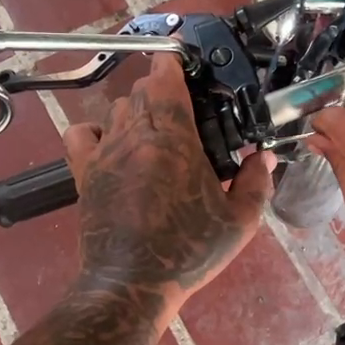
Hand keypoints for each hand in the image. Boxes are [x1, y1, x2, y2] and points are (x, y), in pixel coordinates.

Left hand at [62, 55, 273, 313]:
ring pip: (116, 108)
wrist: (131, 283)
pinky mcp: (83, 172)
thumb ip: (255, 183)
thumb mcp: (238, 222)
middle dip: (161, 89)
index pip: (165, 79)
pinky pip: (81, 132)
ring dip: (136, 110)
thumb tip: (263, 156)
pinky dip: (96, 129)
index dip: (173, 62)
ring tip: (155, 132)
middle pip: (141, 90)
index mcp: (174, 140)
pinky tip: (113, 145)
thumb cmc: (188, 252)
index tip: (185, 61)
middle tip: (184, 108)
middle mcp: (135, 136)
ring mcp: (105, 152)